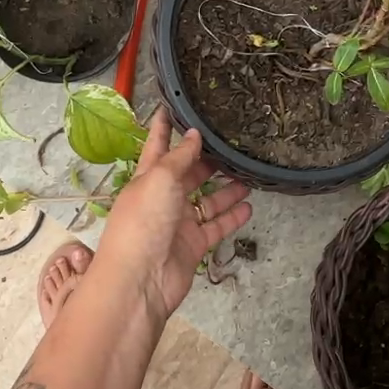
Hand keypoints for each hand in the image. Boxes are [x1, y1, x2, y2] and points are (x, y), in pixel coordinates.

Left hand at [93, 108, 252, 320]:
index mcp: (147, 178)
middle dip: (205, 159)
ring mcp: (178, 223)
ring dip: (225, 188)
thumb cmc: (143, 223)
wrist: (139, 282)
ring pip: (206, 200)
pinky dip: (232, 217)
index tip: (172, 106)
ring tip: (248, 173)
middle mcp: (162, 198)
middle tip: (230, 143)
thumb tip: (193, 134)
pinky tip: (249, 206)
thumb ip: (180, 157)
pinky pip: (216, 227)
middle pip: (187, 173)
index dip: (164, 127)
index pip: (157, 146)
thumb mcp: (159, 179)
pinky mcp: (193, 246)